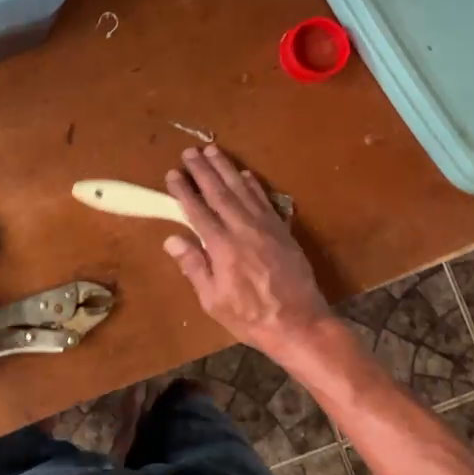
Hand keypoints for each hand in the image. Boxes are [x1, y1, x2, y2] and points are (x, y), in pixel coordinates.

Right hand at [163, 147, 335, 356]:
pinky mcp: (282, 231)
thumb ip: (194, 267)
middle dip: (203, 171)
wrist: (300, 324)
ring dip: (226, 169)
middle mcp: (243, 230)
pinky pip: (265, 200)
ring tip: (213, 151)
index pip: (197, 211)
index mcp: (222, 247)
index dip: (184, 191)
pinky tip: (245, 175)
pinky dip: (253, 185)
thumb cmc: (250, 318)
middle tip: (190, 152)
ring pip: (242, 190)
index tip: (173, 174)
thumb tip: (173, 239)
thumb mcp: (213, 300)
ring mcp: (266, 228)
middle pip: (219, 193)